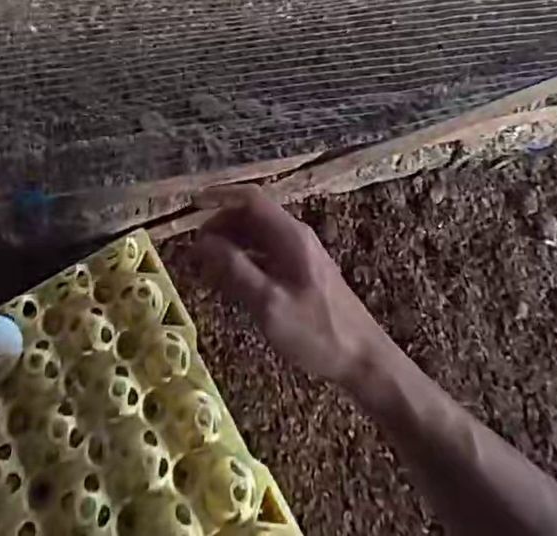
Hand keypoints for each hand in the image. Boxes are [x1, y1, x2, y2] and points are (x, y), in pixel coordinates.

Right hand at [193, 185, 392, 389]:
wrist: (364, 360)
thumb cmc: (318, 332)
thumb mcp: (269, 304)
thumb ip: (235, 269)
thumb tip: (203, 242)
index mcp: (290, 236)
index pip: (250, 199)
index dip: (220, 195)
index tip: (192, 204)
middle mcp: (295, 237)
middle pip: (251, 216)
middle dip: (219, 226)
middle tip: (193, 249)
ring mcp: (299, 254)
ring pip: (256, 236)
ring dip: (229, 245)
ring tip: (204, 267)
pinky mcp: (301, 273)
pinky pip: (265, 254)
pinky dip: (243, 261)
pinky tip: (229, 283)